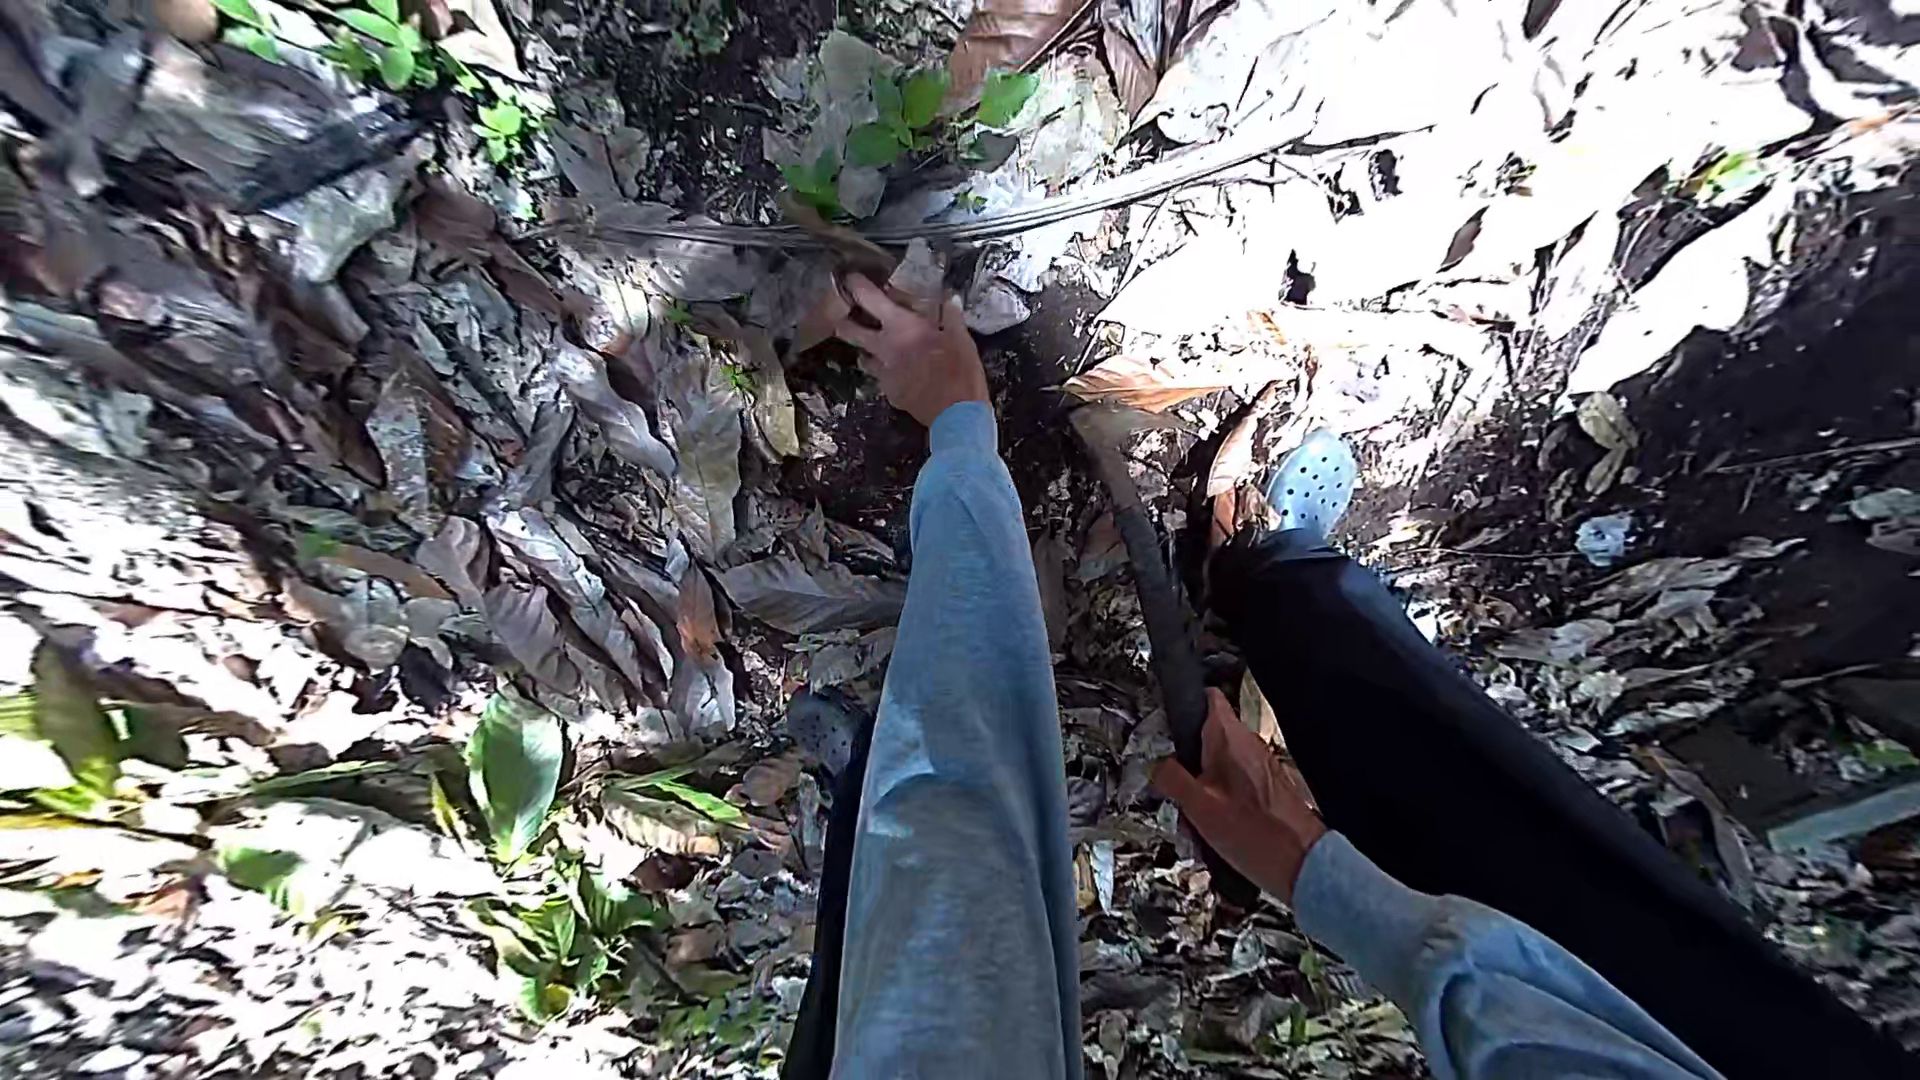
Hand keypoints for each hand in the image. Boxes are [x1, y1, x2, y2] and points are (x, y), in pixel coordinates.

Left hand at [831, 274, 988, 426]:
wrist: (957, 415)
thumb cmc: (960, 372)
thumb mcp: (962, 339)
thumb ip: (952, 318)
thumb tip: (951, 299)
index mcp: (901, 326)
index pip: (869, 298)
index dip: (856, 286)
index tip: (850, 279)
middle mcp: (885, 348)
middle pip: (851, 331)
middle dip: (844, 322)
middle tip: (846, 318)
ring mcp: (884, 374)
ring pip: (864, 359)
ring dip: (866, 352)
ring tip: (874, 351)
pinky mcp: (890, 395)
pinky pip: (882, 380)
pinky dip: (887, 375)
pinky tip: (898, 376)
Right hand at [1152, 688, 1327, 902]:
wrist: (1306, 867)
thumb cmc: (1256, 834)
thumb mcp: (1198, 806)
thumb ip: (1171, 778)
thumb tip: (1157, 766)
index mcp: (1228, 738)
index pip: (1208, 697)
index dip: (1186, 702)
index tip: (1169, 721)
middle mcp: (1247, 744)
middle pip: (1206, 736)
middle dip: (1187, 761)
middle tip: (1179, 787)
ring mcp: (1260, 764)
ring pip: (1218, 762)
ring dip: (1202, 785)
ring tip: (1197, 816)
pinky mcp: (1268, 786)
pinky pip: (1234, 782)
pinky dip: (1220, 798)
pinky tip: (1217, 827)